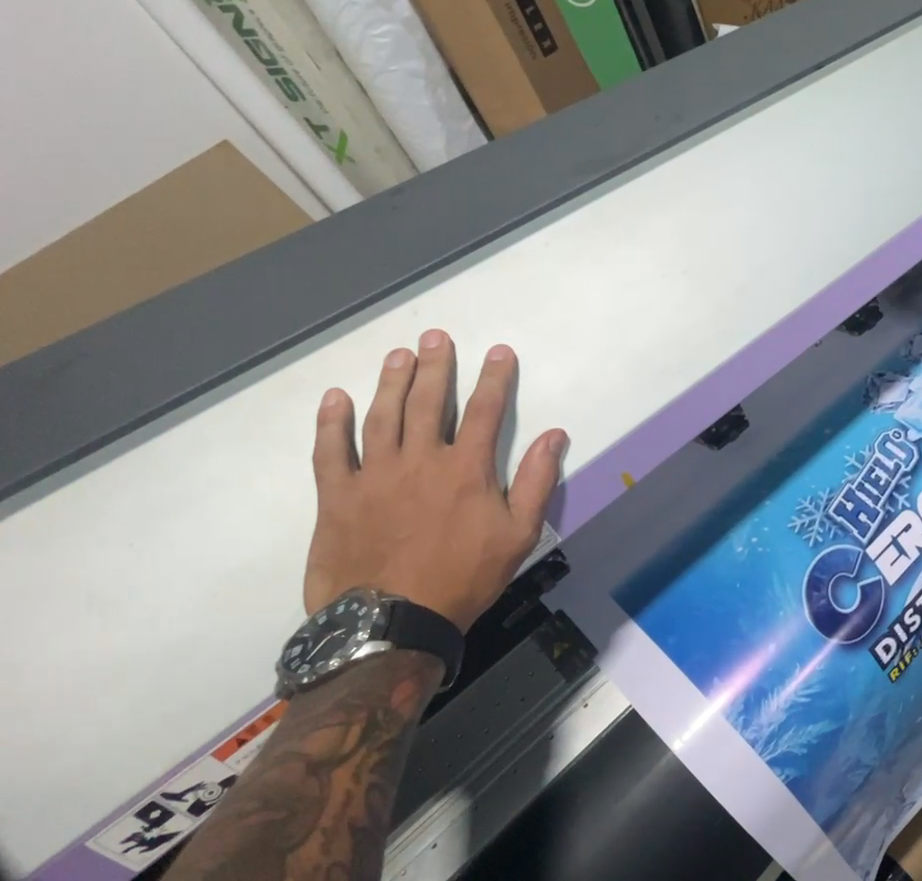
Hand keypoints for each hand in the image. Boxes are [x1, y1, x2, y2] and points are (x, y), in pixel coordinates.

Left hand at [306, 330, 567, 631]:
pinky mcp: (336, 496)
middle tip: (437, 336)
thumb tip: (555, 435)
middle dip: (437, 366)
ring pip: (382, 416)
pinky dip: (332, 422)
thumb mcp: (519, 534)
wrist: (390, 621)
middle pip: (430, 402)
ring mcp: (374, 475)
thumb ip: (538, 481)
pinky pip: (330, 450)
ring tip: (399, 354)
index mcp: (466, 469)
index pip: (487, 411)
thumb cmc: (464, 577)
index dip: (495, 378)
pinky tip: (337, 398)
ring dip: (392, 382)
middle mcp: (420, 460)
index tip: (499, 352)